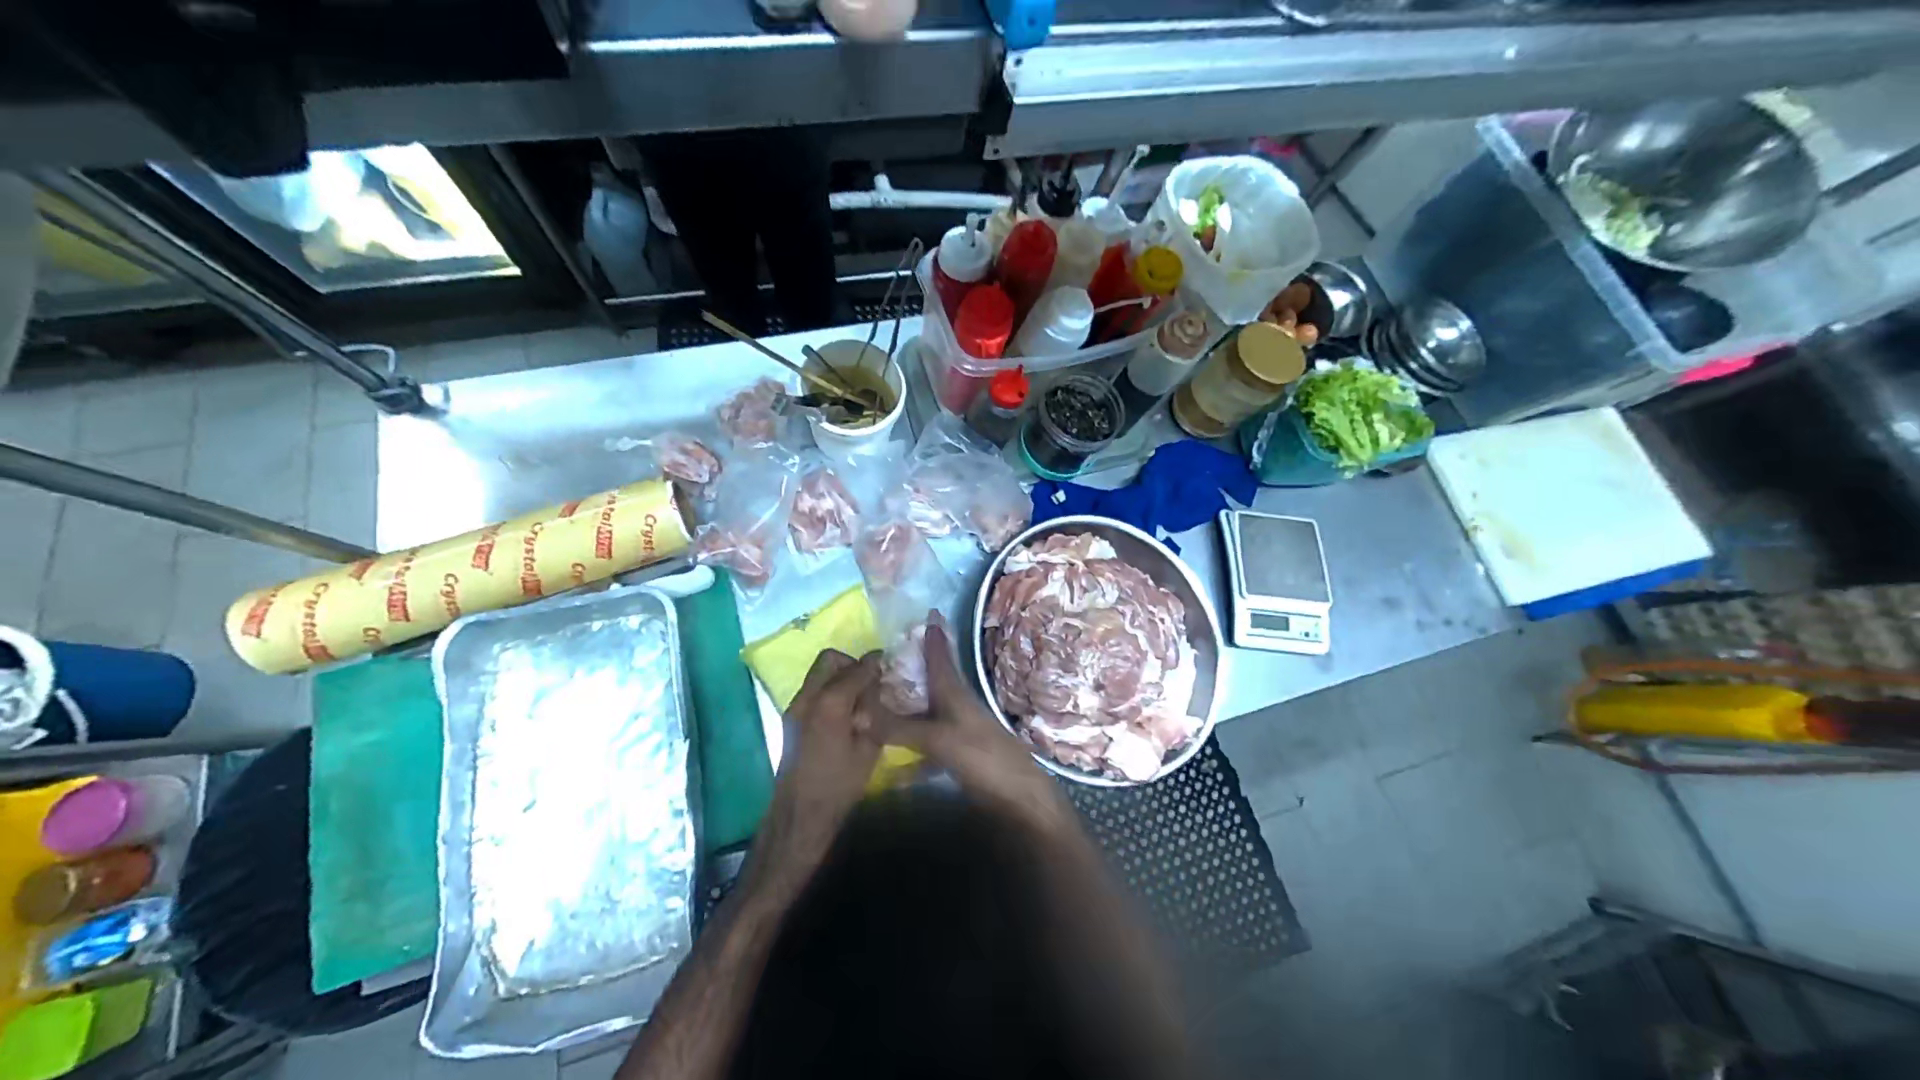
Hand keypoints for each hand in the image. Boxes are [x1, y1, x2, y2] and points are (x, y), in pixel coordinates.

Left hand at [752, 650, 884, 891]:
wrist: (801, 812)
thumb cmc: (840, 784)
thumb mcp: (868, 747)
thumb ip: (874, 712)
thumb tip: (878, 691)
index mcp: (830, 703)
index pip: (857, 669)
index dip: (875, 664)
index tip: (889, 665)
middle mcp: (808, 697)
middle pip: (830, 660)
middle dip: (852, 664)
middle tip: (870, 683)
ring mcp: (796, 707)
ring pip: (819, 674)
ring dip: (840, 677)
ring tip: (859, 699)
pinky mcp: (792, 719)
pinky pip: (813, 691)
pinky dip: (830, 691)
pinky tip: (845, 713)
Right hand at [878, 615, 1072, 830]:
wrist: (1020, 799)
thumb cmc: (983, 758)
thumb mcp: (938, 740)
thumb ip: (899, 728)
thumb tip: (857, 715)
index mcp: (954, 694)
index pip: (940, 657)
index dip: (934, 636)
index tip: (930, 612)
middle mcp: (957, 708)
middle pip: (933, 682)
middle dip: (914, 669)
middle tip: (888, 658)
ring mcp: (959, 733)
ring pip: (928, 713)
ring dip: (907, 708)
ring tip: (881, 703)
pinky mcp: (959, 758)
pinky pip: (927, 746)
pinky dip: (910, 750)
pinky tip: (894, 767)